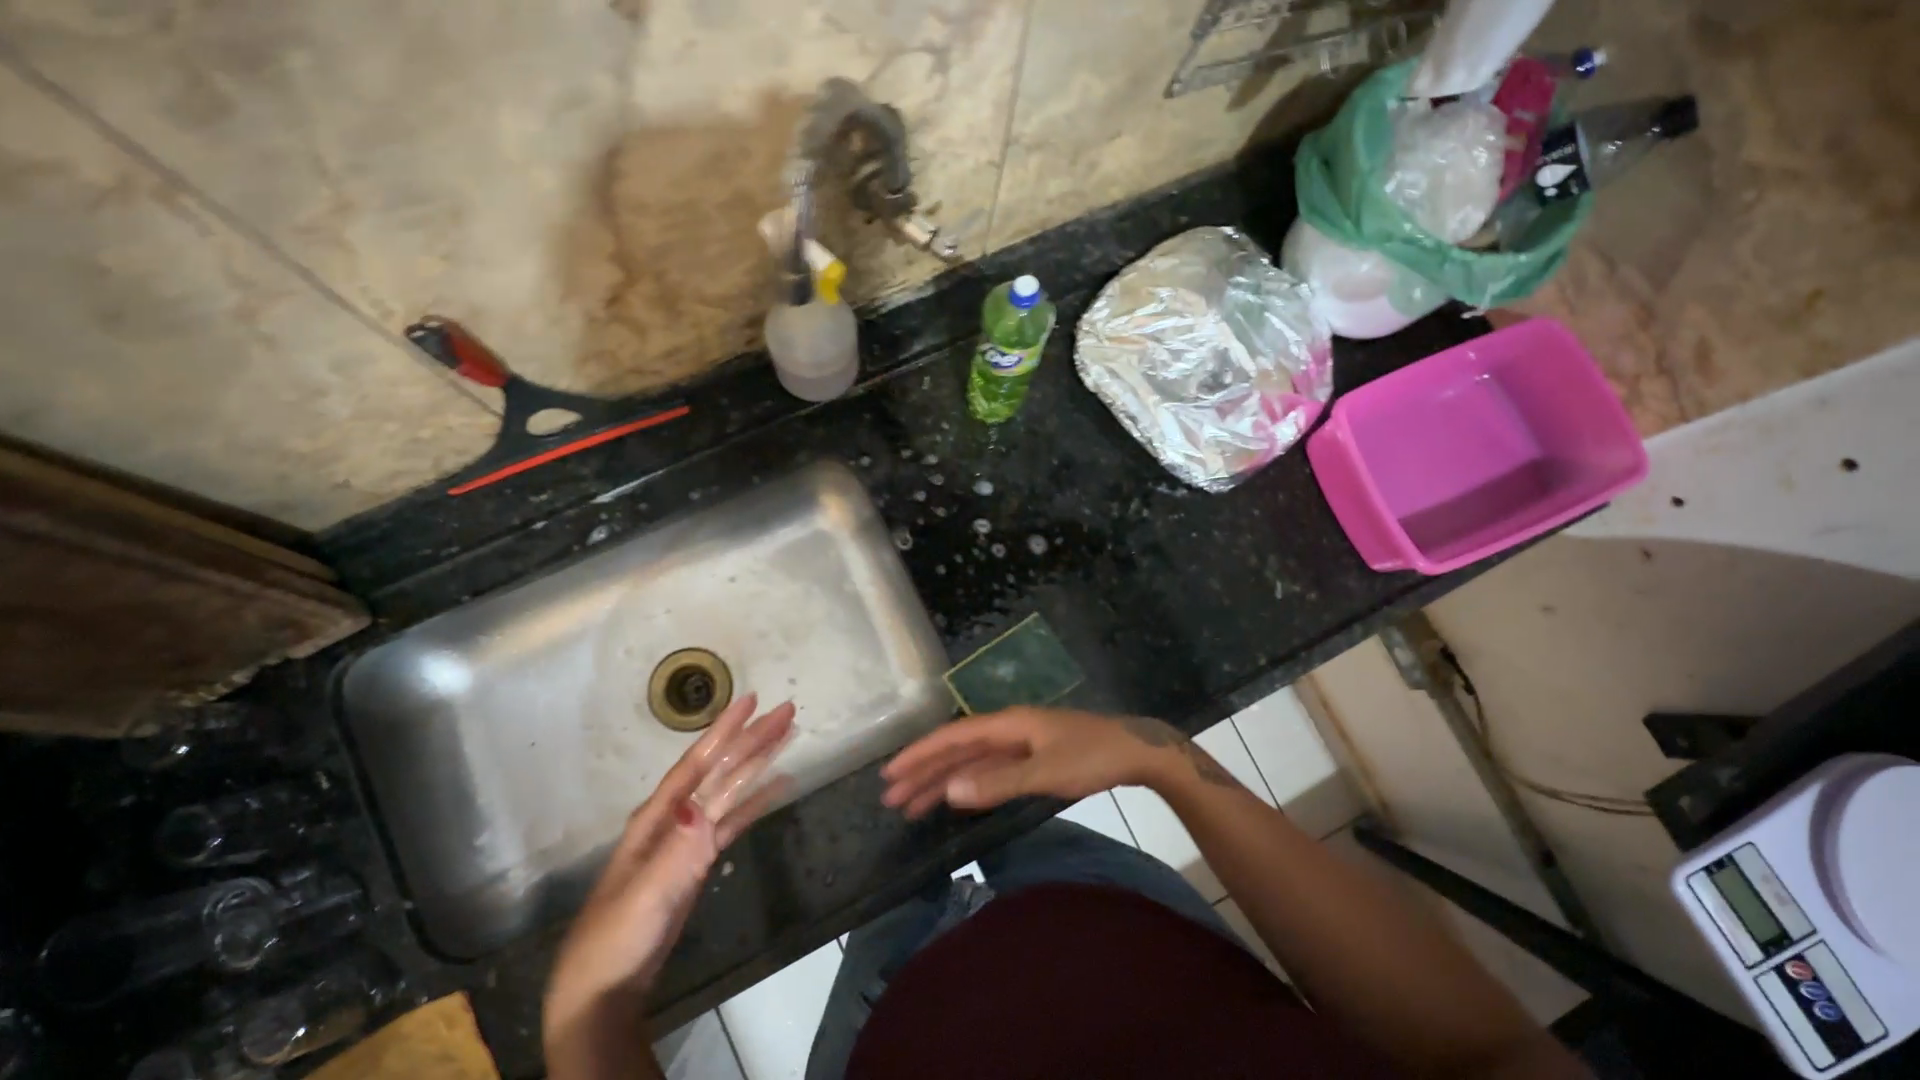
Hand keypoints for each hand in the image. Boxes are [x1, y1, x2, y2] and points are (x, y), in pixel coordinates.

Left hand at [544, 694, 794, 1039]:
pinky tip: (779, 787)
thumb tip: (701, 807)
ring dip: (757, 764)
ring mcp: (687, 841)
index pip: (696, 765)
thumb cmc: (616, 939)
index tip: (751, 701)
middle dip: (750, 740)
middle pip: (718, 772)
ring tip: (788, 736)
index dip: (723, 732)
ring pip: (729, 792)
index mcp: (656, 819)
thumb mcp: (644, 898)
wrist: (604, 987)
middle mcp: (673, 819)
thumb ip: (675, 854)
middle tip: (787, 711)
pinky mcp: (698, 863)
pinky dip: (756, 803)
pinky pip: (733, 822)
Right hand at [881, 706, 1230, 817]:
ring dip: (942, 781)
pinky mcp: (1032, 757)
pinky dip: (969, 784)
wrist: (1139, 752)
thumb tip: (949, 791)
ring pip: (971, 762)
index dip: (920, 755)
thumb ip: (998, 783)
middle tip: (892, 799)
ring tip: (912, 806)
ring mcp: (1020, 743)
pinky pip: (989, 770)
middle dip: (924, 773)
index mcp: (1007, 724)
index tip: (890, 774)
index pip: (952, 738)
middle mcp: (1008, 729)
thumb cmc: (1093, 757)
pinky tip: (956, 798)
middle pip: (957, 750)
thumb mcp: (1045, 772)